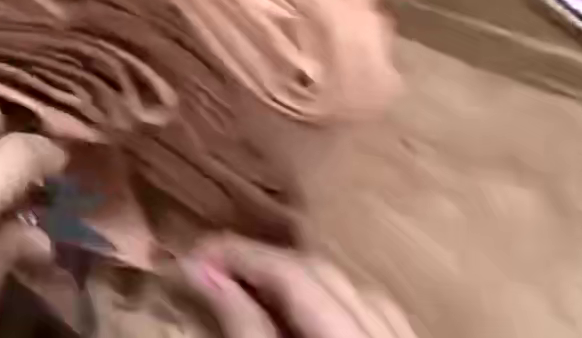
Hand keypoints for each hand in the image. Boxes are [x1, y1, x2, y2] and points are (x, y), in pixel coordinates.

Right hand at [176, 236, 415, 337]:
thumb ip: (243, 326)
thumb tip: (197, 265)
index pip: (292, 272)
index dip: (236, 253)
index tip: (191, 254)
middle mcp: (390, 337)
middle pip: (325, 272)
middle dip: (264, 259)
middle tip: (214, 267)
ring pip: (359, 290)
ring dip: (300, 275)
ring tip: (254, 283)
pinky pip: (382, 317)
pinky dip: (337, 299)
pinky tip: (306, 307)